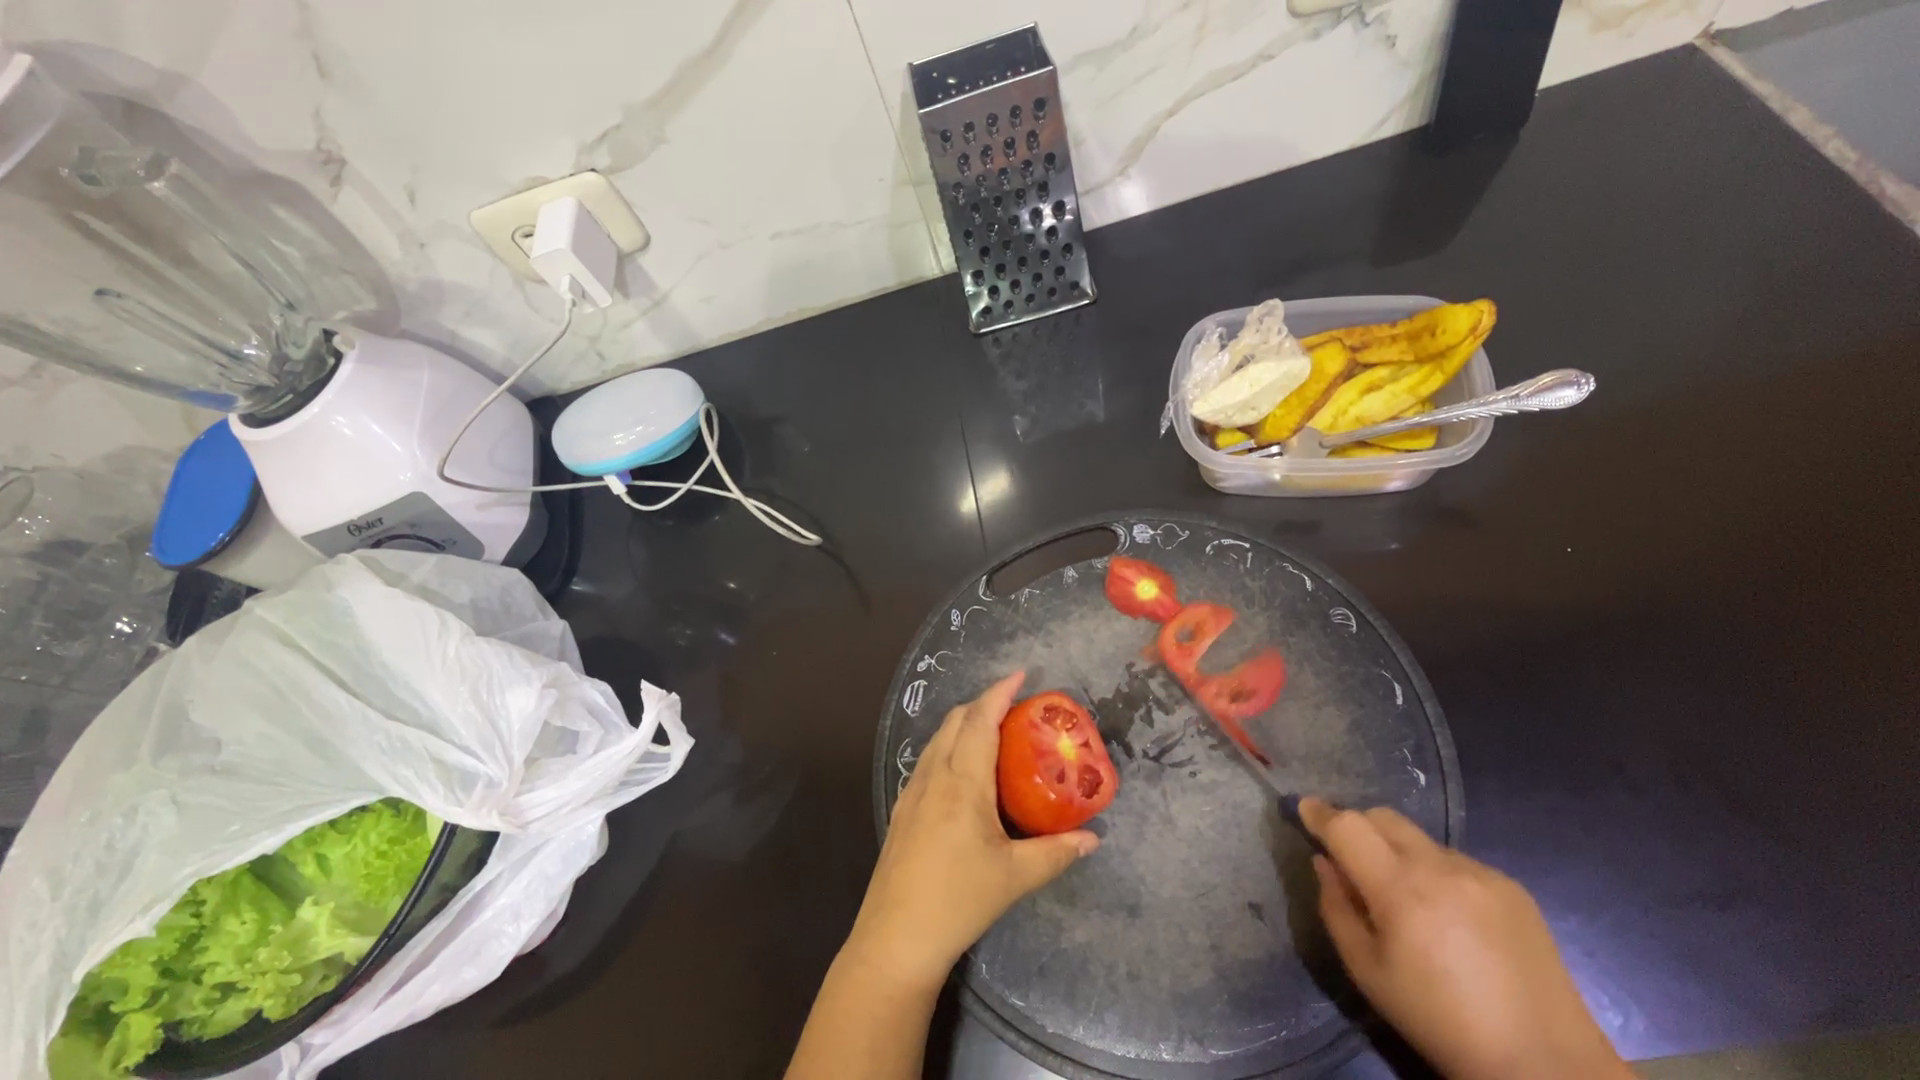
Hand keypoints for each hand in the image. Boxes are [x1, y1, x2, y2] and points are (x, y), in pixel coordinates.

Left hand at [844, 672, 1099, 991]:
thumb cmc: (958, 900)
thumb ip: (1057, 853)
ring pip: (937, 740)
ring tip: (995, 733)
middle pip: (955, 722)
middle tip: (1017, 707)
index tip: (1022, 674)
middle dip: (983, 704)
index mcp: (961, 783)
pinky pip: (928, 761)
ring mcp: (912, 793)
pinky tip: (965, 773)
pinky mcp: (902, 811)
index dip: (999, 693)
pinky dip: (949, 748)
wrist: (896, 936)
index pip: (980, 721)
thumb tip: (1093, 838)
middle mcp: (933, 777)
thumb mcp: (1015, 877)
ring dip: (964, 725)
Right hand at [1298, 798, 1629, 1079]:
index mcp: (1401, 890)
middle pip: (1384, 817)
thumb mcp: (1367, 971)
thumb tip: (1325, 863)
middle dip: (1357, 826)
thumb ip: (1336, 908)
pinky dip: (1437, 874)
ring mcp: (1483, 873)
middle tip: (1348, 858)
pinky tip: (1449, 919)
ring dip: (1399, 853)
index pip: (1348, 827)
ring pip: (1421, 840)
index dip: (1320, 813)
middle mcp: (1442, 867)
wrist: (1540, 1060)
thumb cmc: (1437, 1020)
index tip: (1303, 807)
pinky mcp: (1513, 886)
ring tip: (1406, 902)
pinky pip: (1457, 862)